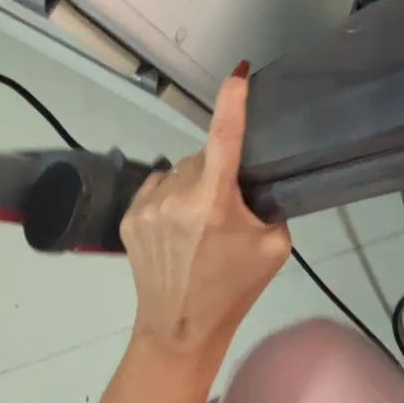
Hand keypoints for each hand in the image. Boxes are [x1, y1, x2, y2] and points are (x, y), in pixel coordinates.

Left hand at [120, 65, 290, 361]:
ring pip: (181, 169)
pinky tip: (177, 226)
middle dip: (218, 169)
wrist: (180, 329)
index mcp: (214, 201)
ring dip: (193, 182)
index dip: (232, 101)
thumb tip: (254, 177)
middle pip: (204, 156)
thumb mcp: (274, 246)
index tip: (238, 73)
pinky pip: (159, 185)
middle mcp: (177, 196)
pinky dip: (171, 195)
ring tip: (198, 223)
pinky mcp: (129, 216)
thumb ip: (268, 203)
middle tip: (226, 207)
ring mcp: (148, 205)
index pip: (225, 136)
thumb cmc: (235, 287)